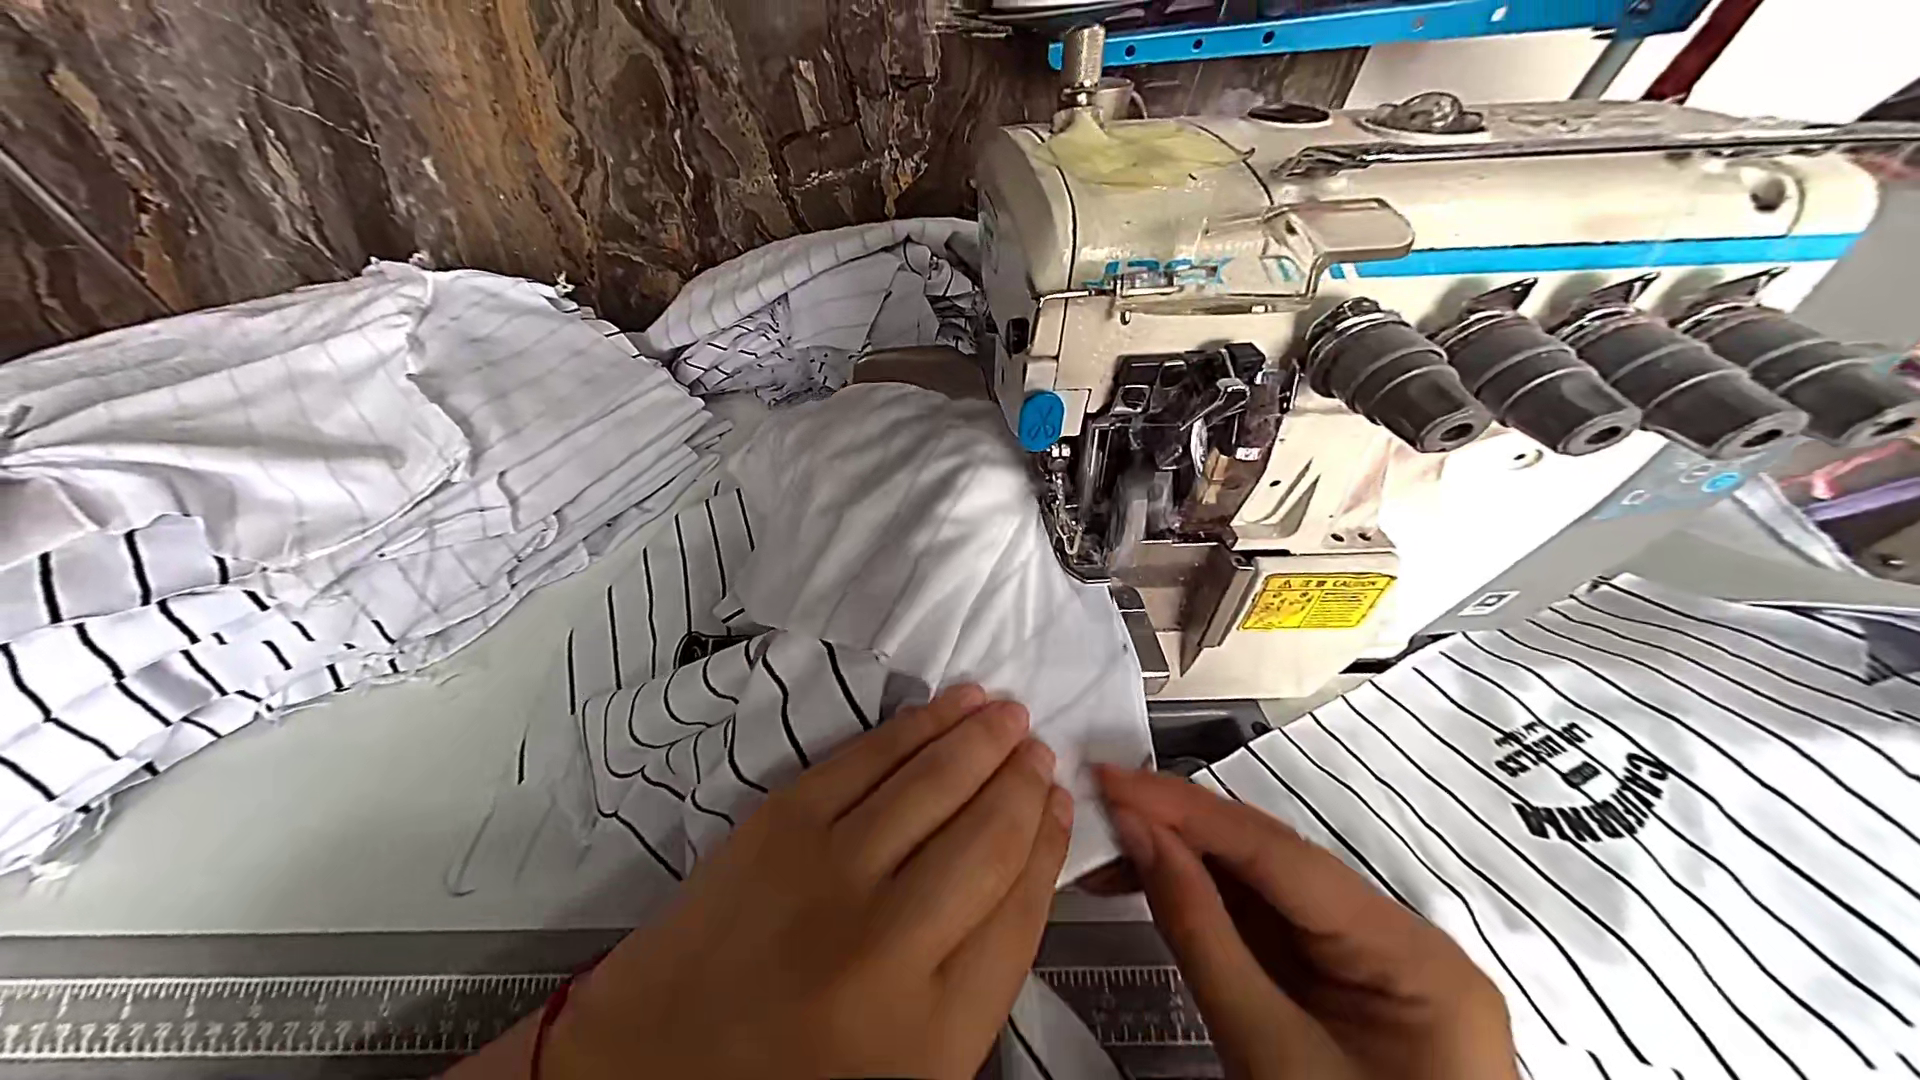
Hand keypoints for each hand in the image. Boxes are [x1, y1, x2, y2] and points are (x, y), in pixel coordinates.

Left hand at [540, 686, 1071, 1079]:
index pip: (1022, 905)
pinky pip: (874, 753)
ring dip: (984, 737)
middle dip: (1025, 782)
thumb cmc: (801, 1065)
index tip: (1060, 803)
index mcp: (932, 1028)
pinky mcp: (783, 819)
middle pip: (988, 834)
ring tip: (1013, 716)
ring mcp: (830, 869)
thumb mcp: (918, 1054)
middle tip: (1042, 751)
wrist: (660, 1056)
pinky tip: (955, 705)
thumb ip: (984, 962)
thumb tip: (1029, 851)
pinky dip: (923, 722)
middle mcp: (887, 943)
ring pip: (937, 779)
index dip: (1050, 842)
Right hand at [1096, 765, 1517, 1079]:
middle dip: (1181, 826)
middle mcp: (1395, 939)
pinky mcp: (1328, 975)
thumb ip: (1199, 931)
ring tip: (1113, 845)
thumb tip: (1137, 831)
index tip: (1114, 780)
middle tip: (1104, 804)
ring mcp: (1362, 957)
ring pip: (1258, 881)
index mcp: (1410, 956)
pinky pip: (1257, 916)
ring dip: (1181, 857)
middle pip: (1271, 858)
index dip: (1189, 809)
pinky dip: (1199, 895)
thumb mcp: (1265, 1054)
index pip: (1280, 853)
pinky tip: (1153, 879)